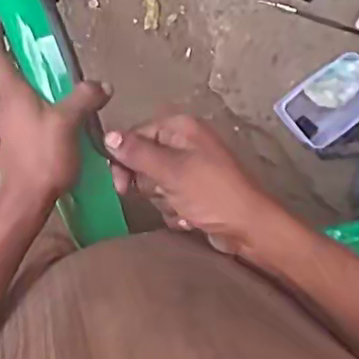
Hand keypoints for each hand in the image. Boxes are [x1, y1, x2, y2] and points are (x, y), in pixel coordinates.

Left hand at [0, 30, 111, 202]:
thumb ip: (85, 99)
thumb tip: (101, 85)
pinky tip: (38, 110)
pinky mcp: (10, 142)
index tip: (2, 25)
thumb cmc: (42, 156)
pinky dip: (16, 105)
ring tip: (26, 77)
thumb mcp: (69, 122)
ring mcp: (4, 125)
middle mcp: (2, 105)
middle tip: (5, 50)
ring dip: (0, 82)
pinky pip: (8, 114)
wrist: (26, 199)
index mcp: (11, 92)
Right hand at [105, 116, 302, 262]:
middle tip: (162, 195)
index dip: (125, 159)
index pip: (136, 135)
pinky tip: (189, 218)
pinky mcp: (195, 191)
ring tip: (183, 207)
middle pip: (143, 160)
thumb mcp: (170, 171)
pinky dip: (175, 210)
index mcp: (181, 128)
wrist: (251, 230)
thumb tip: (107, 136)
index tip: (121, 185)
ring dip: (164, 200)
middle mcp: (185, 143)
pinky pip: (169, 198)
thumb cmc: (212, 194)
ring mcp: (191, 168)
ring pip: (154, 183)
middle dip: (150, 184)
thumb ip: (136, 152)